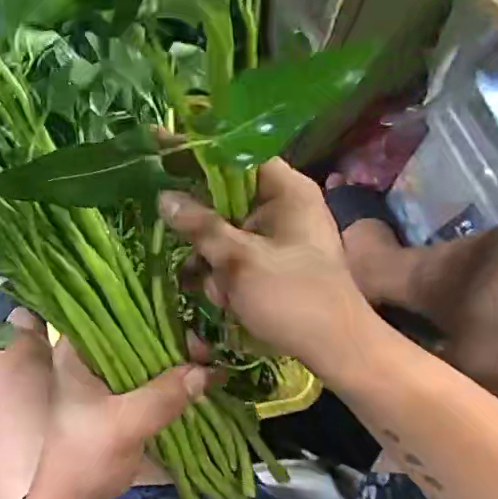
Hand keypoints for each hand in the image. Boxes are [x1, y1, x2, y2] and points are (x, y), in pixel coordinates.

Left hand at [27, 311, 212, 498]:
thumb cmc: (86, 459)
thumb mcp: (124, 425)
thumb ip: (163, 397)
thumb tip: (206, 371)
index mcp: (75, 351)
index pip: (109, 312)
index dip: (147, 310)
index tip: (183, 320)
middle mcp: (88, 358)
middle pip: (132, 333)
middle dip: (168, 338)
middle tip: (204, 347)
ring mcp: (104, 379)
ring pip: (143, 356)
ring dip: (173, 359)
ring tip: (208, 359)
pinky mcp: (120, 400)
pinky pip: (148, 379)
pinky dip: (171, 379)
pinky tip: (199, 377)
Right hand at [160, 158, 383, 367]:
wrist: (339, 352)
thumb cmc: (293, 297)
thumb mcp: (238, 260)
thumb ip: (199, 225)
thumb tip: (164, 197)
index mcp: (286, 190)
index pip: (234, 154)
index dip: (196, 151)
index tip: (158, 146)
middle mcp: (284, 203)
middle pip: (224, 193)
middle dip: (201, 225)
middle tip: (174, 234)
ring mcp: (280, 233)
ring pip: (225, 228)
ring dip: (211, 257)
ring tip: (216, 288)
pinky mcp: (274, 259)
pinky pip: (237, 251)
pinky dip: (225, 272)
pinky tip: (224, 298)